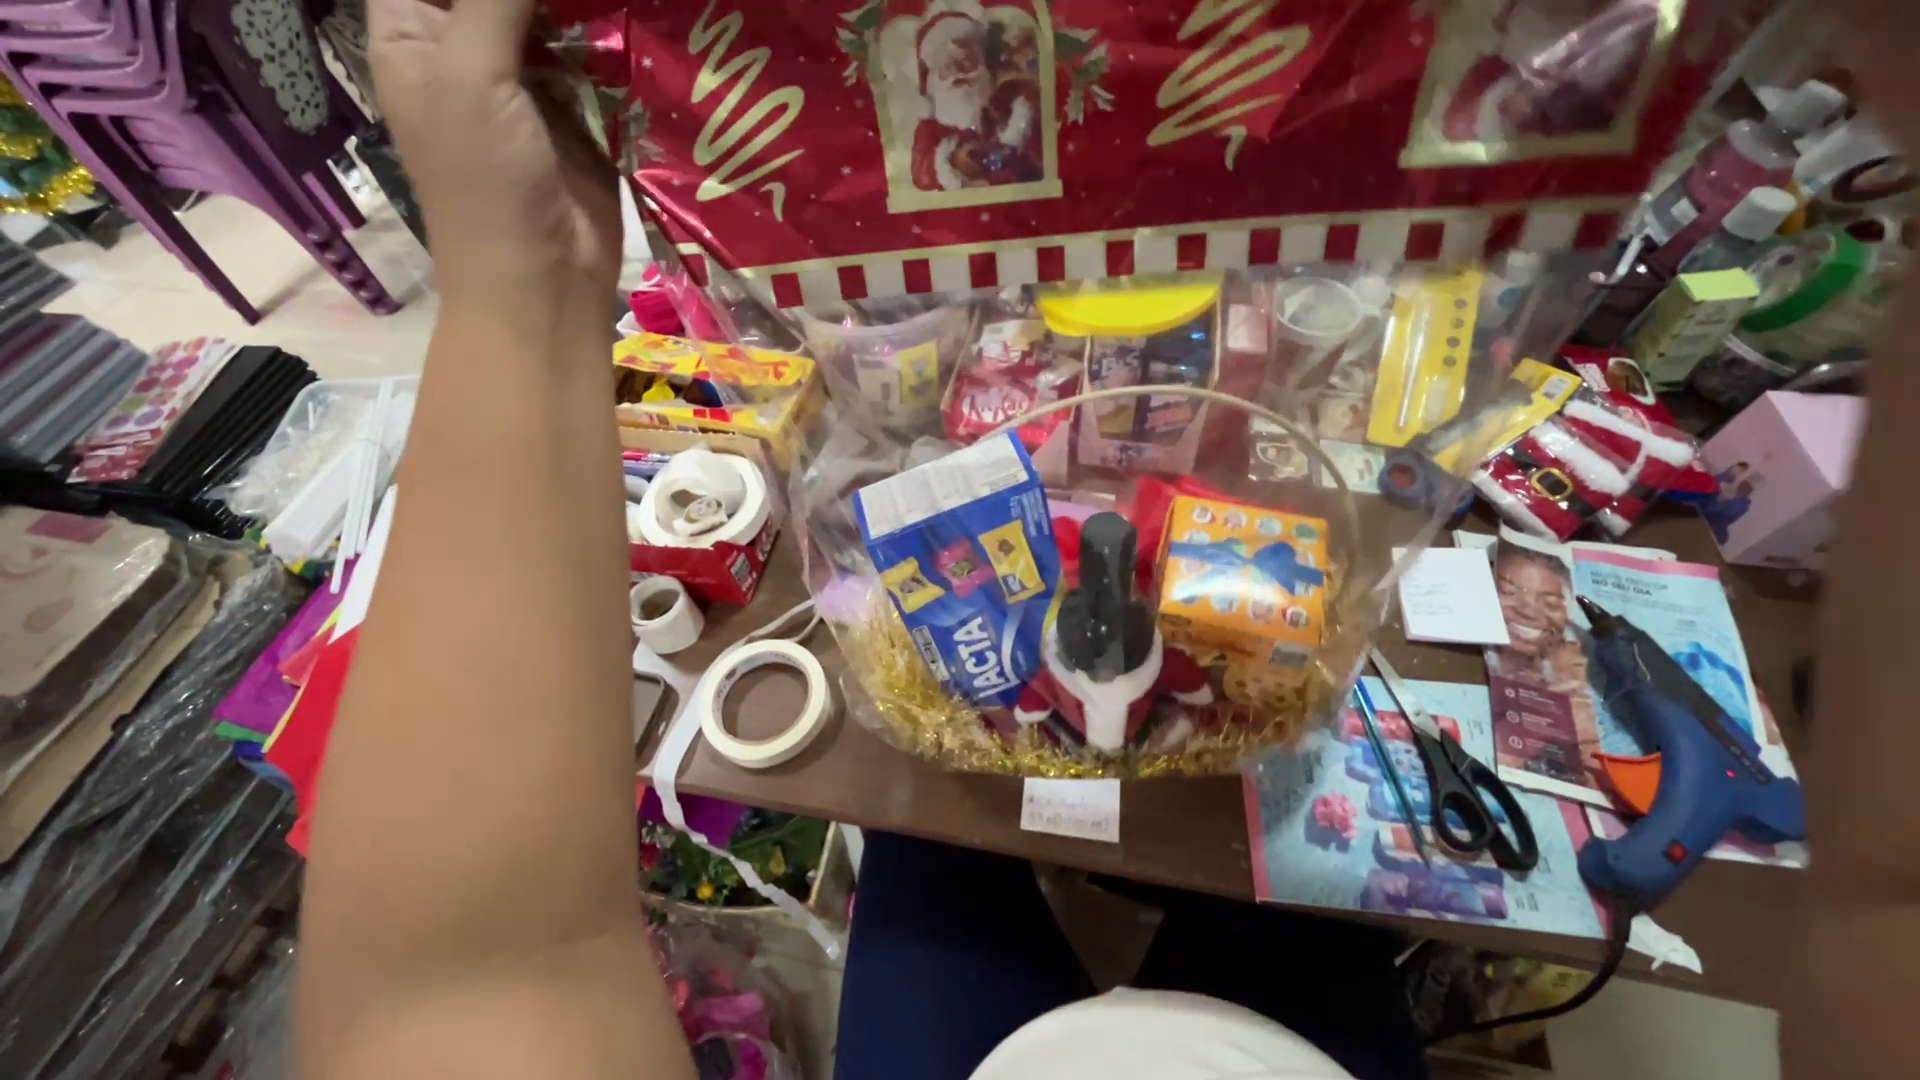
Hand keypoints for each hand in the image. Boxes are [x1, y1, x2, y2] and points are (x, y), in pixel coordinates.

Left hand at [368, 0, 620, 328]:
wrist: (546, 277)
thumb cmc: (485, 181)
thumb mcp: (471, 73)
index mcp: (417, 34)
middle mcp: (470, 51)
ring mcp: (530, 85)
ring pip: (556, 19)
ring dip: (584, 11)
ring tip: (616, 3)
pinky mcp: (583, 118)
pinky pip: (598, 63)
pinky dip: (614, 45)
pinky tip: (631, 25)